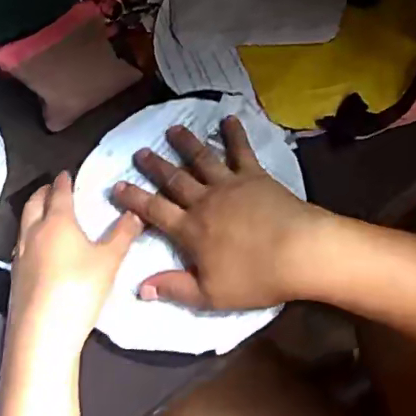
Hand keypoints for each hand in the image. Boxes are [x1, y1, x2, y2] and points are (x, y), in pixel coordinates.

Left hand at [9, 172, 142, 353]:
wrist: (41, 336)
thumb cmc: (78, 289)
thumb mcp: (110, 260)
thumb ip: (123, 233)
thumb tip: (135, 211)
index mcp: (57, 222)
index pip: (58, 194)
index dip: (63, 182)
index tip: (66, 173)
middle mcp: (33, 234)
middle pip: (34, 204)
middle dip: (43, 192)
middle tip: (53, 187)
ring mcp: (19, 257)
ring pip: (24, 225)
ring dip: (34, 213)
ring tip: (46, 213)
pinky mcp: (14, 279)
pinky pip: (21, 245)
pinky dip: (30, 235)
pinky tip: (40, 248)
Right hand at [109, 116, 335, 309]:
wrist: (298, 251)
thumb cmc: (255, 278)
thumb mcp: (210, 296)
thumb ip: (174, 288)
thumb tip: (140, 286)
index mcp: (191, 230)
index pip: (154, 211)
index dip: (134, 199)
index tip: (116, 186)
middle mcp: (205, 201)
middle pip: (174, 179)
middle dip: (155, 166)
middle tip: (139, 151)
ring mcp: (230, 184)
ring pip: (202, 159)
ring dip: (186, 144)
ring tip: (172, 130)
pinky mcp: (255, 175)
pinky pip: (241, 150)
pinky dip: (234, 133)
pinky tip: (229, 119)